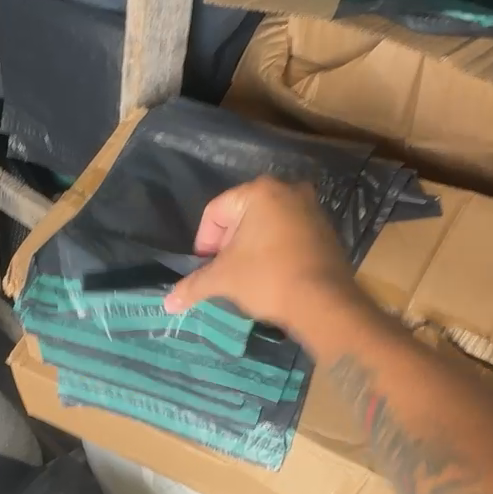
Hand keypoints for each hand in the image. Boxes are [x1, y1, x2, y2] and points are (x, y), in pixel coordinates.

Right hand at [163, 177, 365, 326]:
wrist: (324, 303)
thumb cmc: (267, 279)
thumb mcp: (222, 280)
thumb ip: (192, 286)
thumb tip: (167, 303)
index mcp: (259, 192)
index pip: (215, 212)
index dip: (204, 243)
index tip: (206, 269)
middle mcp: (287, 190)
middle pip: (240, 217)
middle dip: (227, 245)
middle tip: (224, 272)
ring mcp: (310, 208)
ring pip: (264, 226)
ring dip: (250, 248)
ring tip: (245, 276)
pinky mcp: (325, 229)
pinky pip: (287, 234)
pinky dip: (273, 251)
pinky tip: (270, 276)